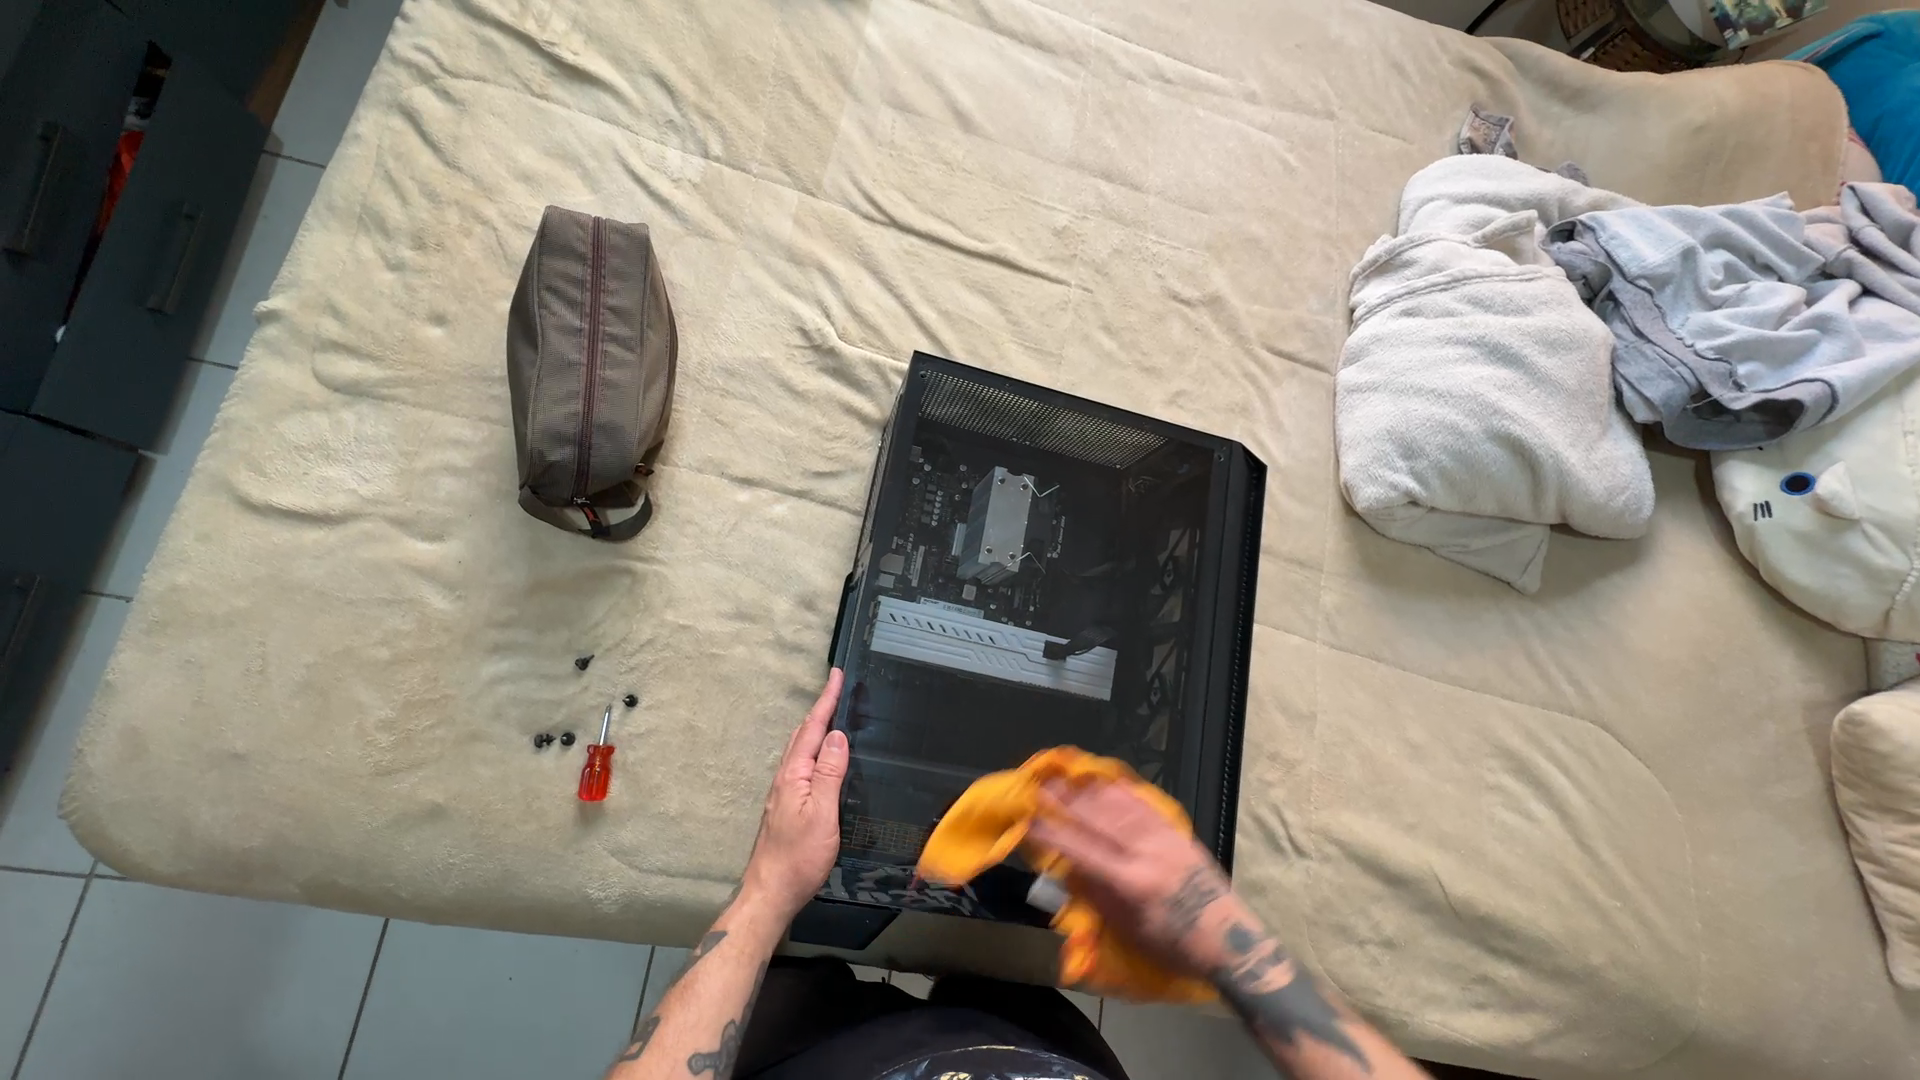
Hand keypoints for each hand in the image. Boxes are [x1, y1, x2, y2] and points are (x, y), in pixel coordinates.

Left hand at [739, 669, 849, 922]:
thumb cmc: (799, 857)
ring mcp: (784, 792)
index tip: (836, 675)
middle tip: (837, 689)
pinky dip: (814, 748)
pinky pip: (802, 764)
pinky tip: (822, 757)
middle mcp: (786, 778)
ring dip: (816, 727)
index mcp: (795, 774)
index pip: (813, 728)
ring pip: (801, 749)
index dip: (826, 701)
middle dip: (820, 709)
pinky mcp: (787, 806)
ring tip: (832, 714)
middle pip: (804, 734)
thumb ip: (830, 773)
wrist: (771, 893)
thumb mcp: (822, 813)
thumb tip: (837, 735)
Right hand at [1027, 777, 1240, 977]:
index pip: (1083, 852)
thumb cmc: (1174, 946)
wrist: (1229, 941)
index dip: (1054, 835)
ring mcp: (1164, 841)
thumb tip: (1068, 869)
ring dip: (1091, 792)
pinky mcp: (1179, 834)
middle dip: (1067, 803)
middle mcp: (1146, 855)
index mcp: (1131, 884)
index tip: (1030, 821)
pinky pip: (1147, 807)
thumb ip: (1098, 898)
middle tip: (1042, 786)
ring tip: (1067, 778)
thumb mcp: (1129, 932)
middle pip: (1099, 822)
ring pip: (1121, 809)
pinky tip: (1109, 782)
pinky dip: (1125, 792)